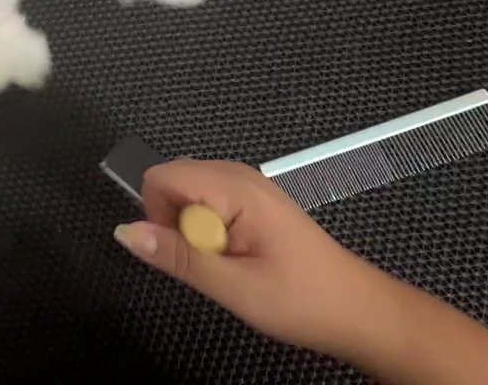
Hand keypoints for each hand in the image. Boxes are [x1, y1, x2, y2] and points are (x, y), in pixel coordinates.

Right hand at [112, 159, 401, 358]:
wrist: (363, 314)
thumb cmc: (303, 301)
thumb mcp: (236, 288)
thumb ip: (178, 257)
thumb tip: (124, 232)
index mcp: (233, 187)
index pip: (161, 177)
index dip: (159, 217)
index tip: (185, 254)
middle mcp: (236, 173)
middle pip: (172, 180)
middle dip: (175, 222)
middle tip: (211, 263)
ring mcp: (246, 183)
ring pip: (188, 191)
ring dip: (193, 228)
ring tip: (227, 262)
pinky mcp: (252, 197)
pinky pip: (207, 199)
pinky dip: (210, 227)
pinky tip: (238, 255)